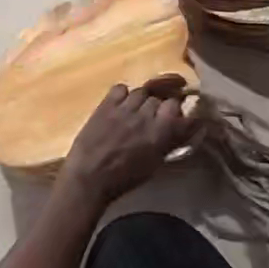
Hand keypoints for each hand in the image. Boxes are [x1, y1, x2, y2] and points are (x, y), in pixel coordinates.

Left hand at [55, 77, 194, 210]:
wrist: (89, 177)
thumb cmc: (123, 178)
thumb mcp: (154, 163)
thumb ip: (168, 142)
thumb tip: (178, 130)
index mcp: (161, 132)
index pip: (179, 109)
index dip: (179, 112)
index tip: (178, 117)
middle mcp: (146, 116)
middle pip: (161, 99)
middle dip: (160, 108)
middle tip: (153, 118)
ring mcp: (125, 108)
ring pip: (142, 92)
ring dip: (142, 101)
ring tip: (135, 111)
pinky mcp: (106, 104)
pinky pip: (121, 88)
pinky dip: (122, 95)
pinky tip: (119, 105)